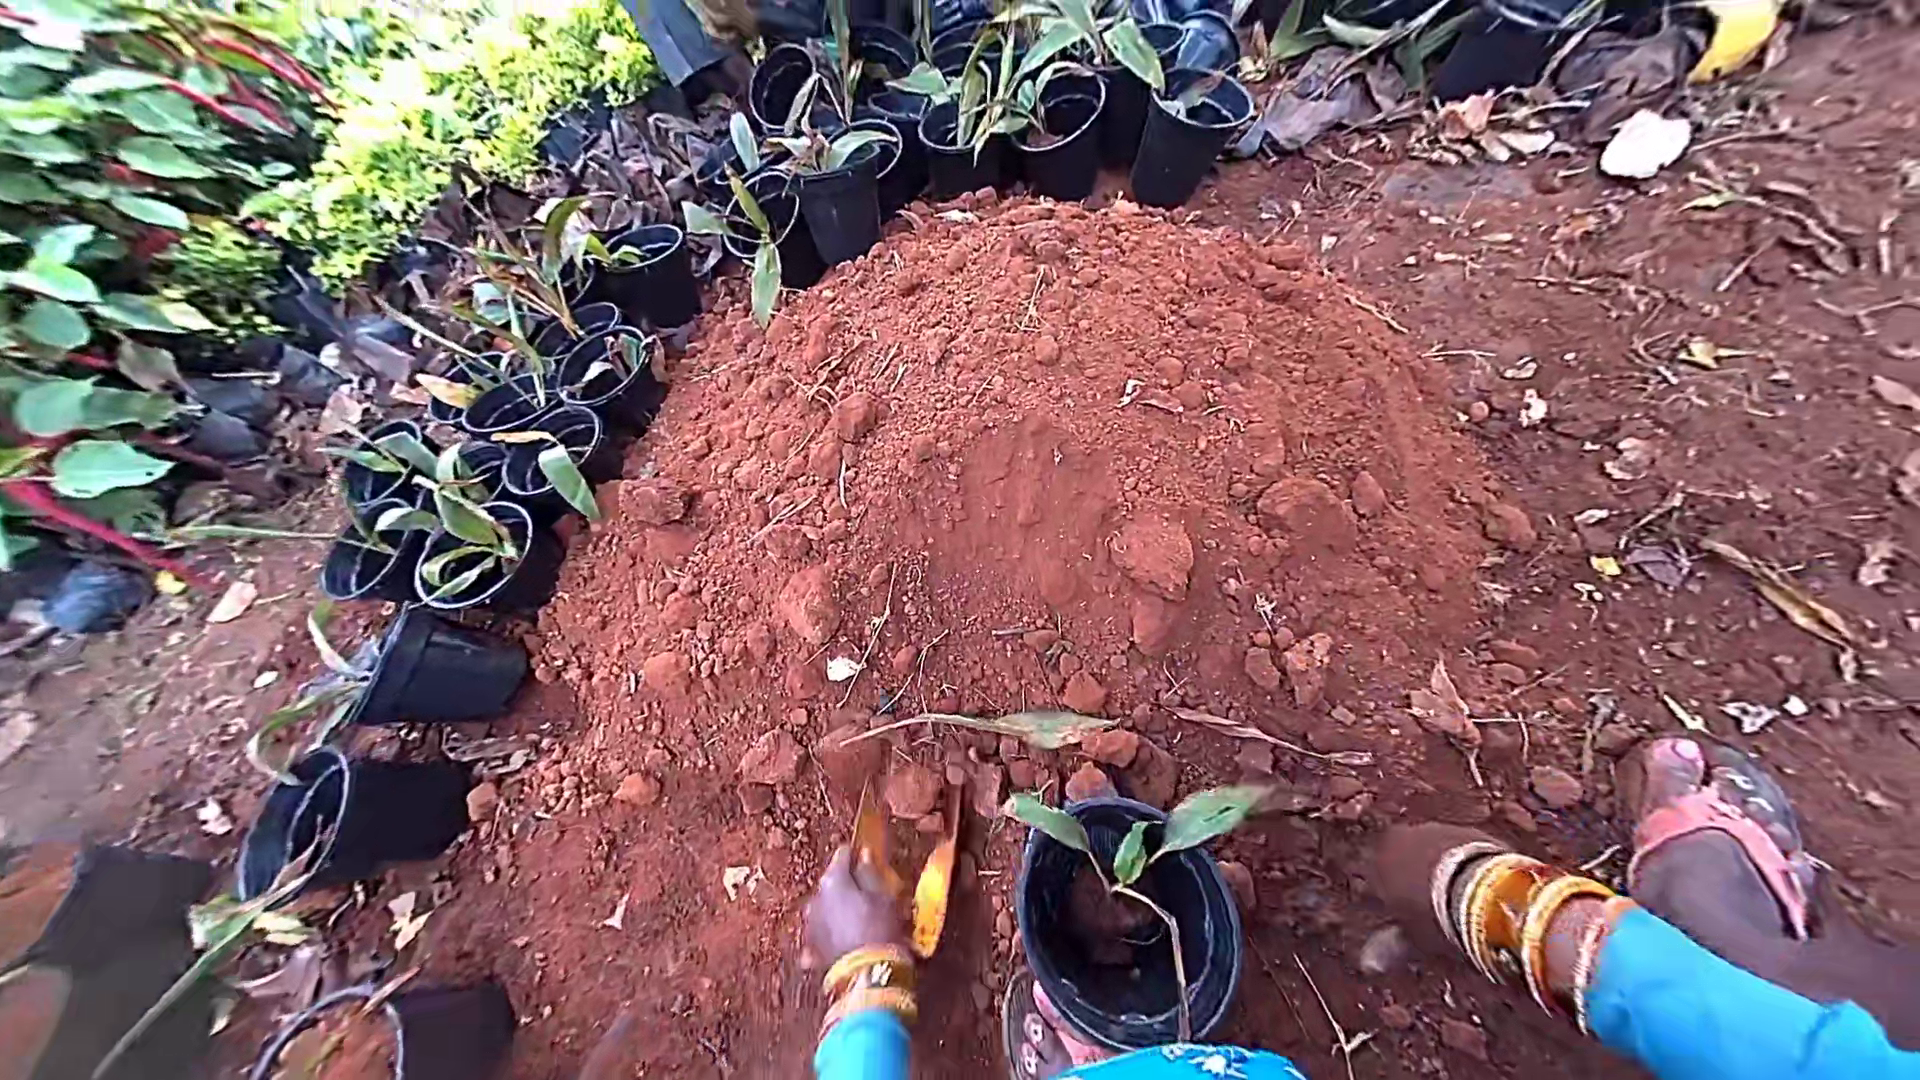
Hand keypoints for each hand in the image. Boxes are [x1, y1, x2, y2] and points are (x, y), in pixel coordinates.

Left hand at [804, 845, 907, 969]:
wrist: (866, 977)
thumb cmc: (879, 929)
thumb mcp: (883, 894)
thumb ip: (870, 871)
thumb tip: (863, 855)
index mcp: (833, 880)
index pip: (842, 854)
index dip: (855, 854)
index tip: (868, 858)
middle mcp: (816, 897)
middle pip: (832, 880)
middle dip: (847, 882)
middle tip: (868, 889)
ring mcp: (811, 924)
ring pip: (826, 905)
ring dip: (838, 906)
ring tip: (858, 915)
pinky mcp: (811, 947)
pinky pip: (823, 930)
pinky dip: (832, 929)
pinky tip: (846, 935)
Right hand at [1372, 823, 1502, 949]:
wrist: (1485, 892)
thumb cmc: (1440, 918)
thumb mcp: (1413, 938)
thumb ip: (1390, 947)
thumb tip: (1366, 966)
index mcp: (1374, 862)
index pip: (1375, 876)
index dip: (1390, 894)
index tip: (1406, 911)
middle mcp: (1395, 839)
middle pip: (1401, 857)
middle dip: (1413, 874)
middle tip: (1435, 902)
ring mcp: (1429, 831)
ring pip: (1430, 850)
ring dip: (1440, 865)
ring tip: (1462, 893)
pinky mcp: (1463, 830)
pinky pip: (1458, 847)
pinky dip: (1464, 862)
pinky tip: (1480, 883)